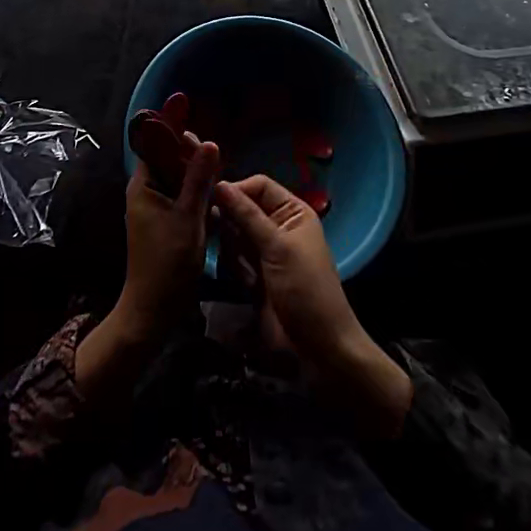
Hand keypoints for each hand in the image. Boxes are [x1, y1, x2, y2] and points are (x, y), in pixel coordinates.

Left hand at [78, 140, 219, 409]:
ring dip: (193, 169)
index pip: (155, 144)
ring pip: (175, 178)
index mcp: (143, 186)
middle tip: (213, 137)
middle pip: (167, 158)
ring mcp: (153, 208)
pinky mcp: (163, 222)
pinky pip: (179, 195)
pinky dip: (194, 189)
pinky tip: (214, 189)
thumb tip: (209, 142)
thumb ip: (200, 180)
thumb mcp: (188, 218)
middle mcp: (145, 192)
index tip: (183, 100)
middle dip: (187, 146)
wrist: (153, 309)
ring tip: (217, 158)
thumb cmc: (167, 263)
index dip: (169, 123)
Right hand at [214, 175, 411, 436]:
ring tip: (245, 271)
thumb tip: (219, 183)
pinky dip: (233, 267)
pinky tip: (246, 284)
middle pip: (242, 209)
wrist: (318, 347)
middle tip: (218, 235)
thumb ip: (246, 215)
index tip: (211, 200)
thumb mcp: (277, 247)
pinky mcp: (254, 275)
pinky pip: (233, 258)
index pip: (258, 186)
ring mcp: (265, 252)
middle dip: (230, 221)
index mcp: (293, 212)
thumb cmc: (305, 289)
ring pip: (233, 234)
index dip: (236, 190)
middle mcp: (278, 226)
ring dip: (232, 249)